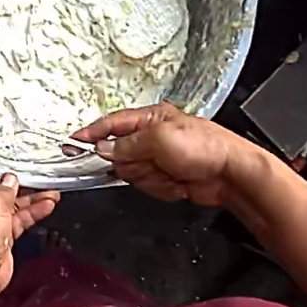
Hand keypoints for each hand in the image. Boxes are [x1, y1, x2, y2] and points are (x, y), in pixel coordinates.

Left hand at [0, 169, 60, 295]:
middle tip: (38, 173)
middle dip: (19, 181)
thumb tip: (10, 179)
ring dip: (31, 196)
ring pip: (11, 204)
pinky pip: (18, 219)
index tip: (14, 158)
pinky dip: (33, 212)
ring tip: (51, 189)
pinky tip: (47, 205)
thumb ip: (3, 187)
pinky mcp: (0, 236)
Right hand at [72, 103, 263, 206]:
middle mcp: (151, 136)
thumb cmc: (205, 147)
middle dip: (133, 163)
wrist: (232, 175)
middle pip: (118, 154)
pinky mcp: (165, 176)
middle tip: (152, 162)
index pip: (111, 124)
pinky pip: (146, 185)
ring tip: (171, 173)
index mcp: (150, 118)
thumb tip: (103, 148)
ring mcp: (158, 157)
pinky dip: (160, 188)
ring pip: (131, 173)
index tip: (73, 142)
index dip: (91, 134)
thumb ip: (125, 144)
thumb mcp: (158, 139)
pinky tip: (177, 182)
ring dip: (149, 177)